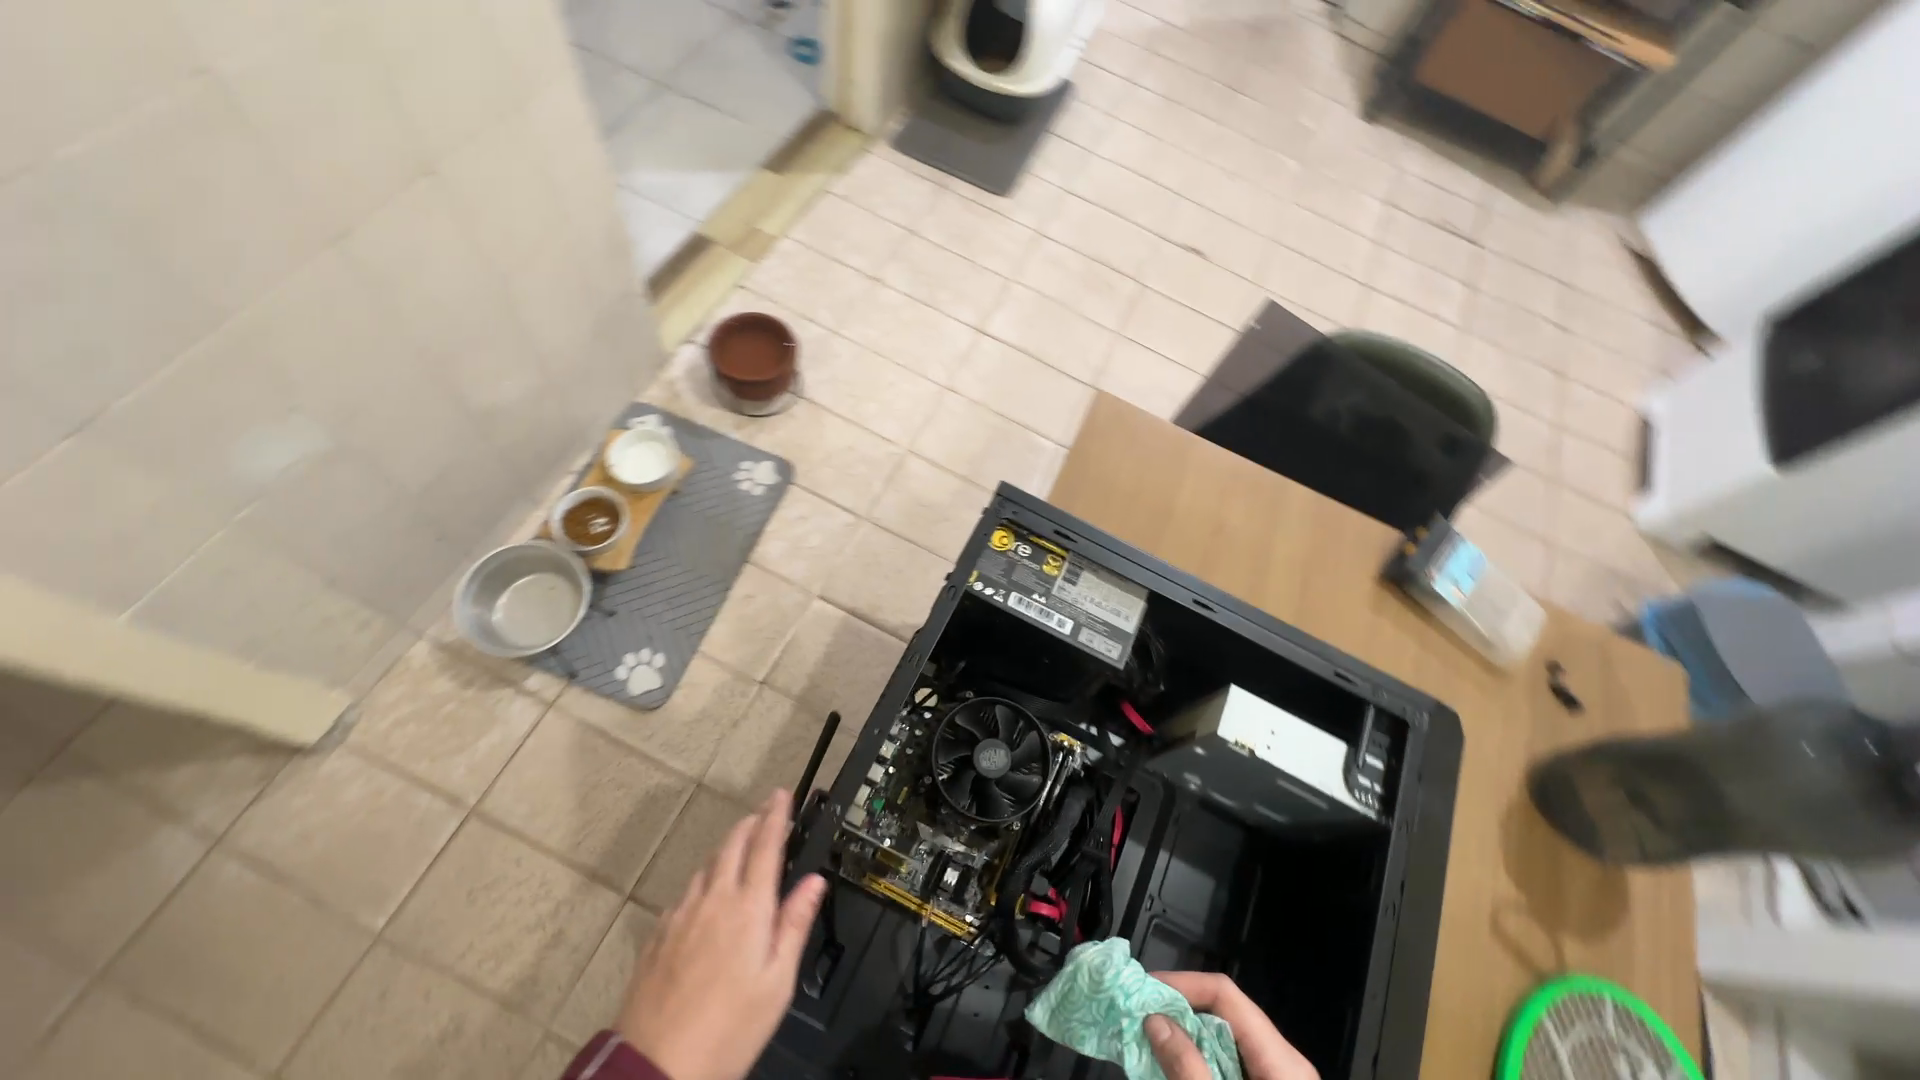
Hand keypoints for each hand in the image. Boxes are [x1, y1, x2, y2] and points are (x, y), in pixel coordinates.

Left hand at [618, 789, 826, 1079]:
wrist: (656, 1064)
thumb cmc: (728, 1029)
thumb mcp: (777, 982)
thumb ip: (794, 924)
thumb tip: (814, 883)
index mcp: (748, 909)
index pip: (765, 845)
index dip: (776, 815)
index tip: (781, 794)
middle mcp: (713, 902)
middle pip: (732, 845)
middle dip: (751, 823)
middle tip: (765, 813)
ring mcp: (681, 916)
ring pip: (707, 866)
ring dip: (726, 848)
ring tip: (740, 847)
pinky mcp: (659, 935)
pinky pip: (685, 893)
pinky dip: (703, 880)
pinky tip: (706, 894)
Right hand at [1143, 972, 1317, 1079]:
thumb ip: (1189, 1068)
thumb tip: (1155, 1021)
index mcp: (1283, 1059)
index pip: (1226, 993)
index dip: (1182, 984)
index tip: (1143, 991)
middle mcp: (1283, 1061)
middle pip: (1224, 1015)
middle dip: (1179, 1013)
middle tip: (1138, 1018)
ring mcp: (1277, 1078)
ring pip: (1224, 1042)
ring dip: (1186, 1039)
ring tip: (1150, 1043)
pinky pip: (1230, 1066)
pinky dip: (1200, 1063)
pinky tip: (1177, 1069)